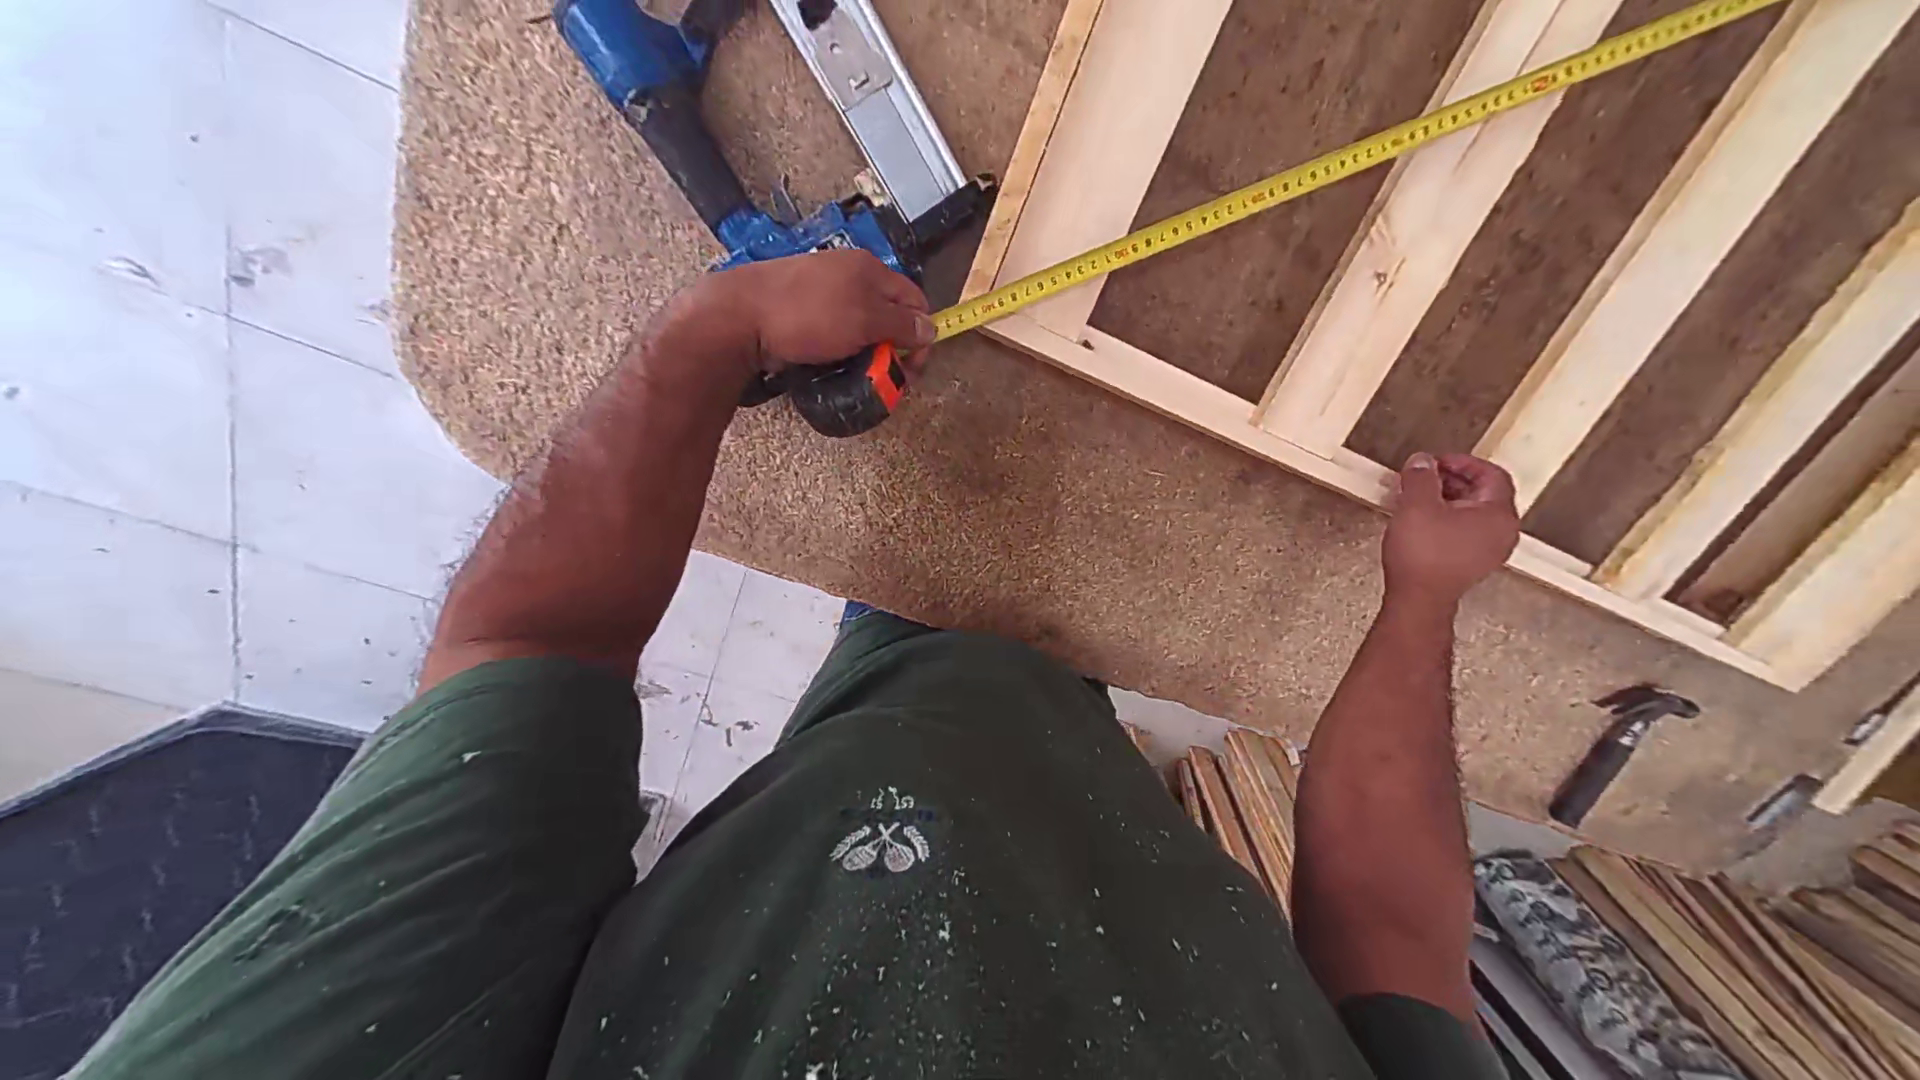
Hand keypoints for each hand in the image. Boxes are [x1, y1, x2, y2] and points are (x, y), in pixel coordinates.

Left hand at [692, 249, 934, 375]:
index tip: (914, 366)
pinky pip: (839, 335)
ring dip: (871, 354)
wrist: (742, 319)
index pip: (915, 300)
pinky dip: (846, 352)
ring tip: (863, 375)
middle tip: (888, 376)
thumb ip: (902, 324)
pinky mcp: (806, 314)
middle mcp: (850, 276)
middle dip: (896, 347)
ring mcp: (826, 294)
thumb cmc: (808, 315)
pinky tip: (839, 367)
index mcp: (870, 269)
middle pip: (891, 315)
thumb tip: (930, 329)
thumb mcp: (865, 319)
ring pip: (865, 328)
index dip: (922, 334)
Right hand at [1382, 452, 1519, 609]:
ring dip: (1445, 500)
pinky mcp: (1470, 563)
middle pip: (1482, 494)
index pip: (1491, 474)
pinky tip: (1419, 521)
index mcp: (1498, 514)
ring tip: (1416, 498)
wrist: (1418, 598)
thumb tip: (1422, 461)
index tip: (1436, 462)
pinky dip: (1444, 519)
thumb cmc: (1423, 556)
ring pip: (1471, 513)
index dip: (1462, 463)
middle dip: (1450, 481)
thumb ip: (1420, 477)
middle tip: (1423, 477)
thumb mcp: (1415, 506)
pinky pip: (1463, 531)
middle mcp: (1501, 532)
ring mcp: (1488, 550)